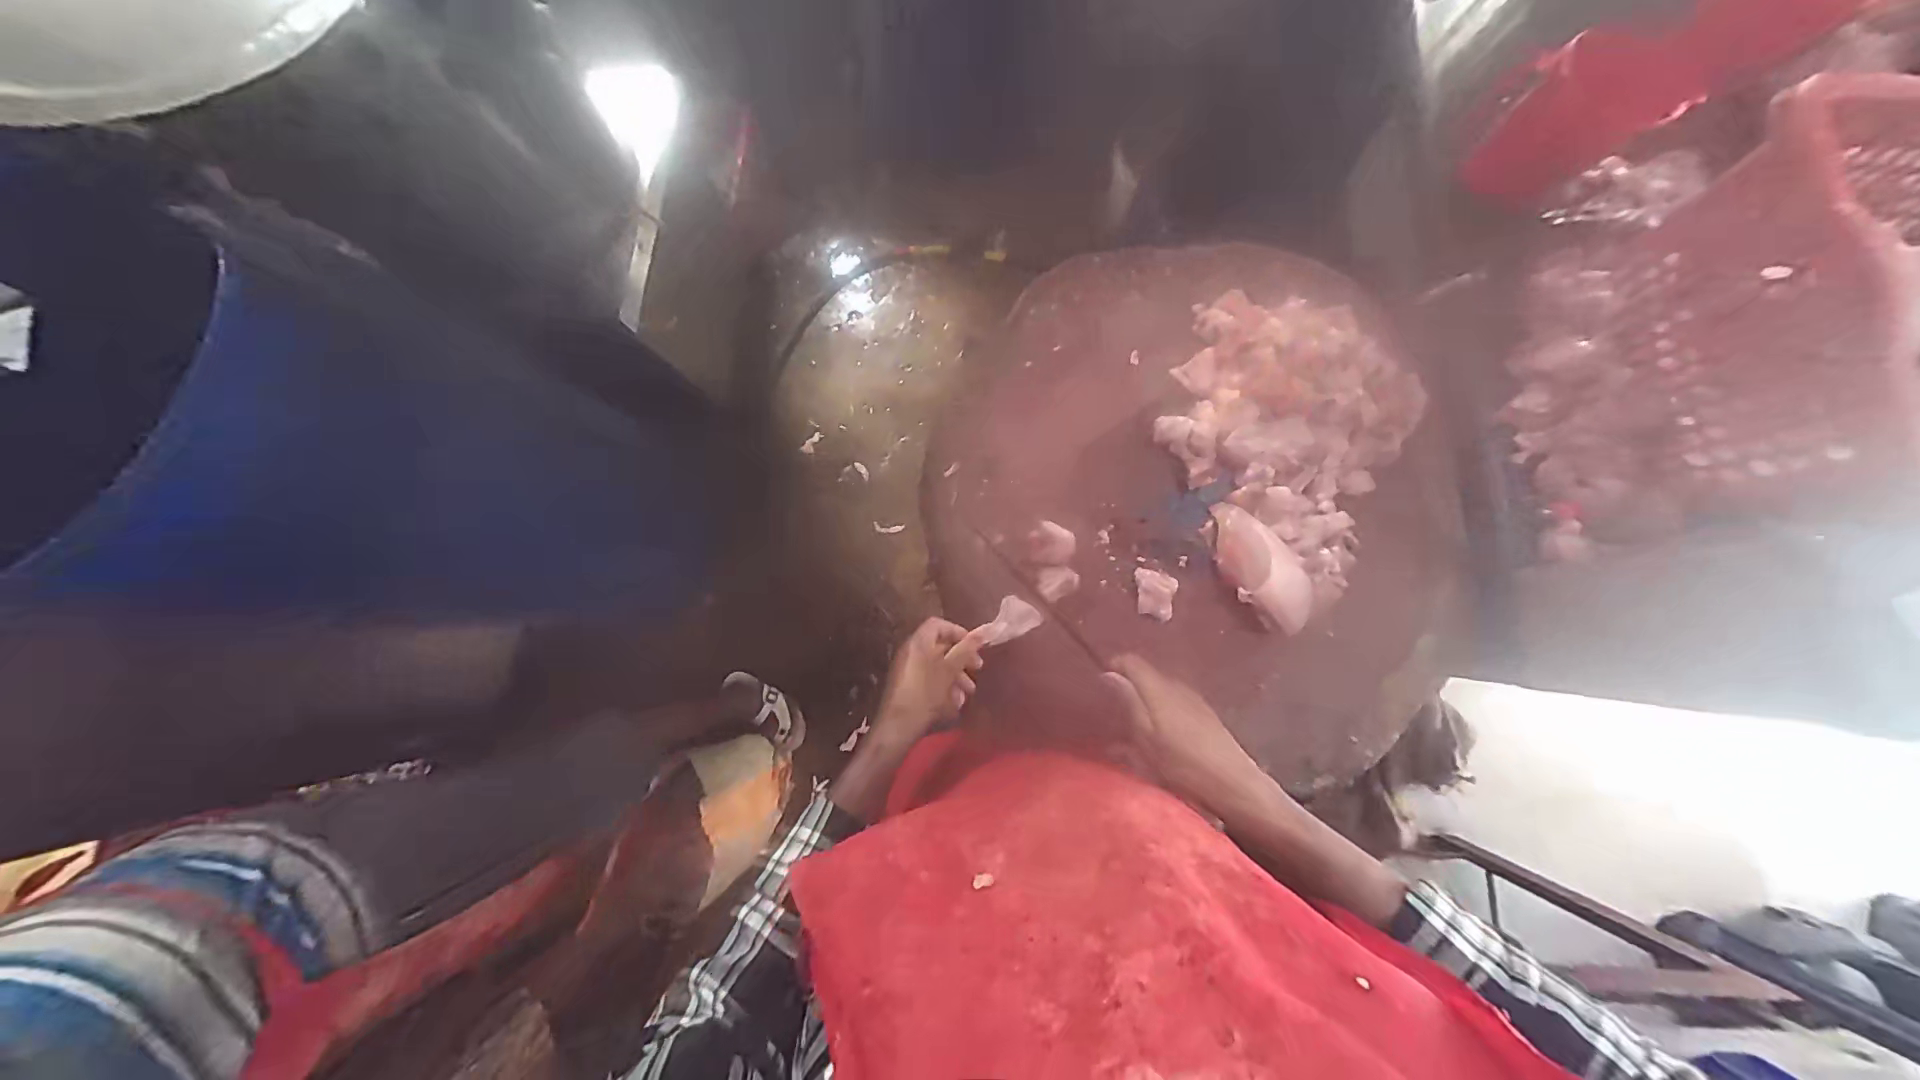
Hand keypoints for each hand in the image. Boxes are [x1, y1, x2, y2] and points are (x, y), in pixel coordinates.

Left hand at [872, 617, 991, 748]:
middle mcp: (911, 651)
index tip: (974, 646)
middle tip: (977, 668)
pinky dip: (944, 685)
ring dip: (956, 674)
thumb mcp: (950, 670)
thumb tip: (984, 631)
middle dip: (962, 657)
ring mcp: (908, 669)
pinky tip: (955, 702)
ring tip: (969, 691)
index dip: (958, 632)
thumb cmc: (927, 693)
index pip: (939, 625)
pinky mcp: (908, 685)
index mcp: (919, 642)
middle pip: (940, 646)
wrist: (899, 725)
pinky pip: (929, 678)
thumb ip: (966, 649)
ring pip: (937, 664)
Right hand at [1104, 653, 1406, 926]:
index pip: (1131, 661)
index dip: (1112, 667)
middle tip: (1110, 708)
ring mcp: (1194, 700)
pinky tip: (1158, 737)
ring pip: (1160, 688)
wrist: (1237, 789)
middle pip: (1146, 673)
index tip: (1098, 685)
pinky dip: (1160, 711)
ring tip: (1131, 725)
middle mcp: (1178, 686)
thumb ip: (1127, 702)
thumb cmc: (1184, 766)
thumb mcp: (1146, 739)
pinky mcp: (1205, 716)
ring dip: (1144, 699)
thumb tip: (1109, 674)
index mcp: (1160, 687)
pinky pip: (1173, 702)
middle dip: (1126, 684)